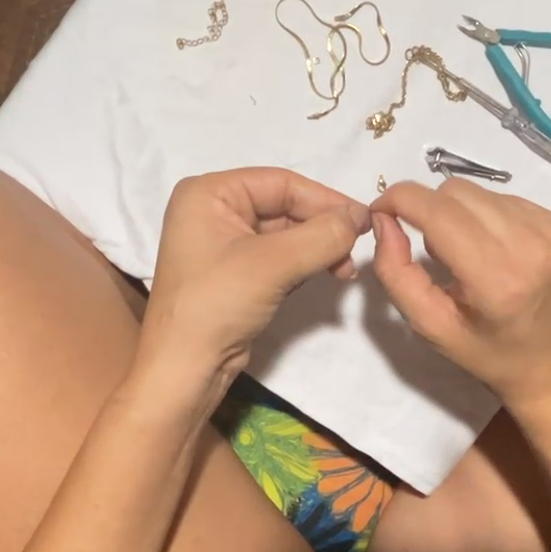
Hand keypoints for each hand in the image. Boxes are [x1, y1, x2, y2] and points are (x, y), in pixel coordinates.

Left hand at [136, 168, 370, 398]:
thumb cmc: (218, 304)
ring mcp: (223, 245)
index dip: (326, 200)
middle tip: (356, 251)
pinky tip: (322, 276)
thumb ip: (322, 235)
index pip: (280, 183)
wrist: (185, 369)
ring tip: (343, 272)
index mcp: (209, 194)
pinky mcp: (234, 275)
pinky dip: (303, 265)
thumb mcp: (274, 264)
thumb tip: (361, 216)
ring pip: (285, 235)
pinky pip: (277, 258)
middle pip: (284, 207)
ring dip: (317, 249)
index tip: (365, 220)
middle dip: (322, 229)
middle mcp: (213, 212)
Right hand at [370, 179, 550, 407]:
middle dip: (426, 209)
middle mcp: (530, 246)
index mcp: (497, 280)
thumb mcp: (428, 324)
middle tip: (425, 247)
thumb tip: (383, 219)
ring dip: (454, 213)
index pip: (439, 213)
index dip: (401, 200)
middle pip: (455, 193)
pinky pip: (500, 198)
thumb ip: (396, 273)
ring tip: (460, 252)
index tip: (381, 210)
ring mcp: (549, 230)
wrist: (543, 360)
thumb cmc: (481, 350)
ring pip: (476, 192)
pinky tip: (487, 248)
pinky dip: (480, 216)